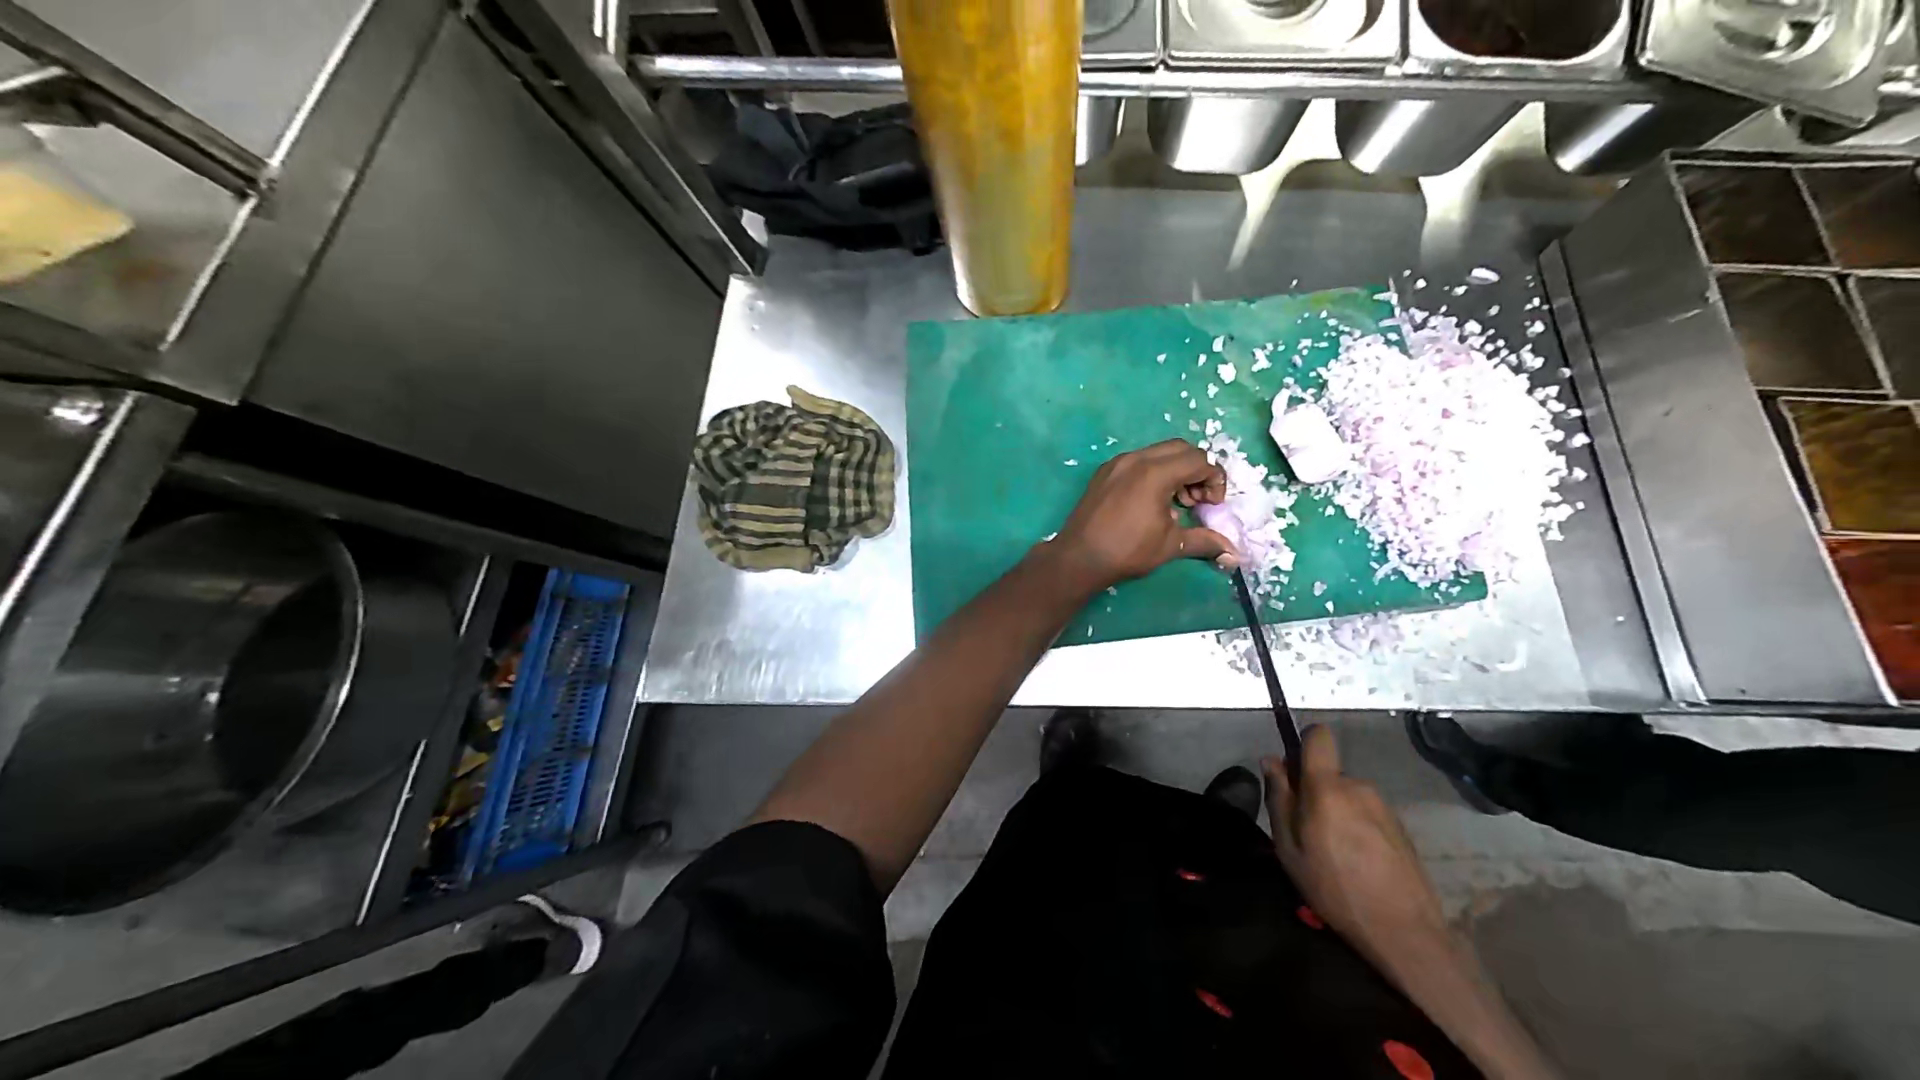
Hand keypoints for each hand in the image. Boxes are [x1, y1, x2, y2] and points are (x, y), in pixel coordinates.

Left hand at [1049, 439, 1231, 592]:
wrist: (1079, 557)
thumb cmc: (1127, 551)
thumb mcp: (1171, 545)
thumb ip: (1205, 541)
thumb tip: (1234, 553)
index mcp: (1155, 472)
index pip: (1199, 460)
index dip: (1214, 480)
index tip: (1212, 505)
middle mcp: (1135, 459)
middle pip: (1181, 449)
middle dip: (1197, 470)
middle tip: (1197, 500)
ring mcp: (1117, 463)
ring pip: (1158, 452)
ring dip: (1176, 470)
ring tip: (1177, 502)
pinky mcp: (1104, 472)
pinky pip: (1138, 461)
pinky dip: (1154, 472)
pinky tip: (1152, 501)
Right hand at [1263, 726, 1451, 964]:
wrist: (1404, 931)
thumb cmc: (1334, 888)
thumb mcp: (1289, 848)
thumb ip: (1279, 798)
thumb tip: (1271, 761)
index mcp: (1327, 787)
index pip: (1319, 736)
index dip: (1304, 741)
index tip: (1292, 769)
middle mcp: (1358, 786)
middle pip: (1328, 772)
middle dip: (1313, 790)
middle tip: (1306, 830)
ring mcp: (1384, 805)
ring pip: (1347, 794)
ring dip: (1336, 811)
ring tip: (1333, 851)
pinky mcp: (1400, 826)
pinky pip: (1366, 813)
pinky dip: (1356, 826)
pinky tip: (1357, 861)